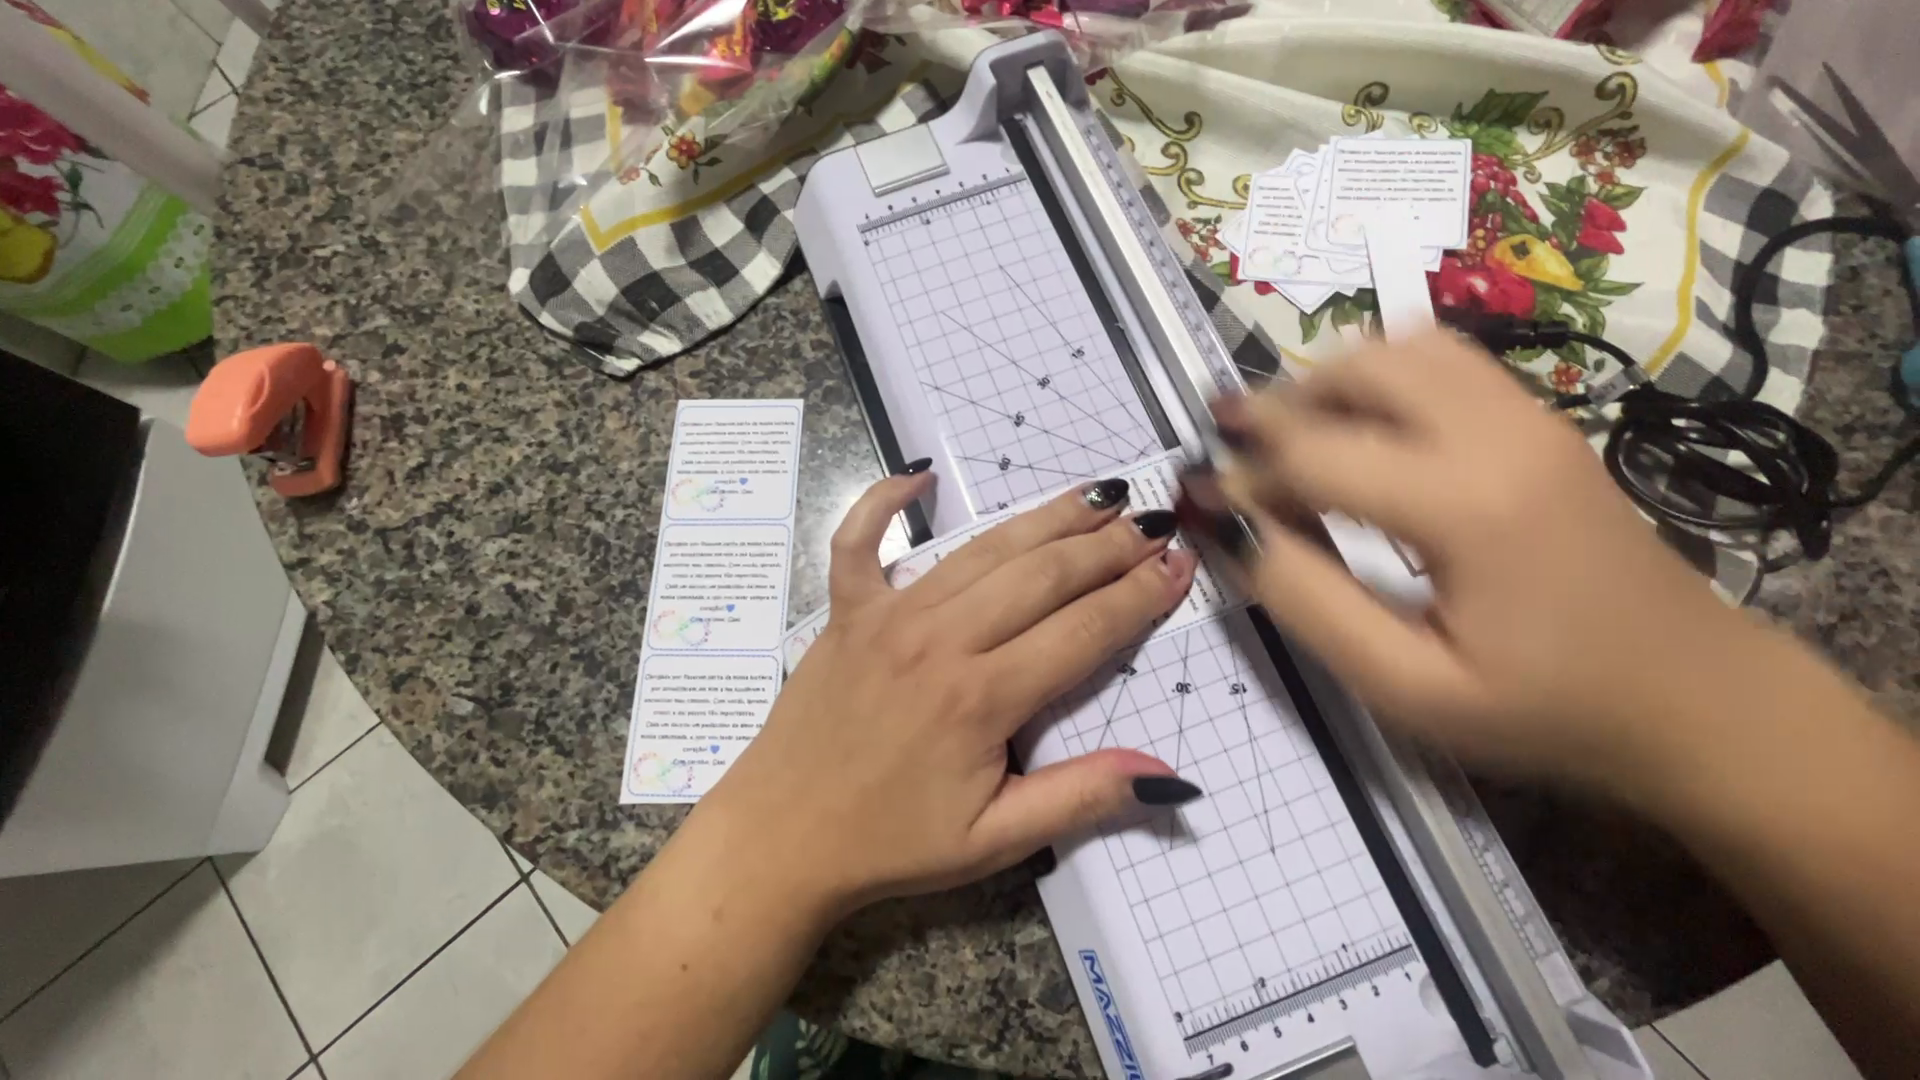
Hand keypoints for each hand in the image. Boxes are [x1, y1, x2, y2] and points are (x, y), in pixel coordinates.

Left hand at [692, 471, 1202, 919]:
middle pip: (1043, 575)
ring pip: (982, 549)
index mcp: (982, 697)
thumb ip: (1081, 798)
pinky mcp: (845, 611)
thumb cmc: (891, 843)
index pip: (1084, 629)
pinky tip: (919, 476)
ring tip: (1093, 497)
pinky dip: (884, 501)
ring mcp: (887, 615)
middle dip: (1108, 547)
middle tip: (1151, 524)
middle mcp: (940, 639)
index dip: (1140, 594)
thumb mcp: (995, 840)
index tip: (1179, 563)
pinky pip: (858, 539)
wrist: (781, 839)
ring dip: (1043, 519)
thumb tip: (1169, 774)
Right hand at [1190, 332, 1759, 790]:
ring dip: (1331, 381)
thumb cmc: (1540, 709)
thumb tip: (1227, 529)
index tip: (1195, 498)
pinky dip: (1380, 379)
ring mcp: (1530, 418)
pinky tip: (1361, 438)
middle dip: (1281, 405)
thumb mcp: (1404, 685)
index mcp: (1467, 505)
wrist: (1694, 701)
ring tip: (1294, 443)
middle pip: (1361, 368)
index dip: (1240, 475)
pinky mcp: (1541, 423)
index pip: (1315, 455)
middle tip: (1236, 458)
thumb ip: (1306, 600)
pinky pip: (1442, 363)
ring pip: (1403, 348)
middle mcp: (1500, 434)